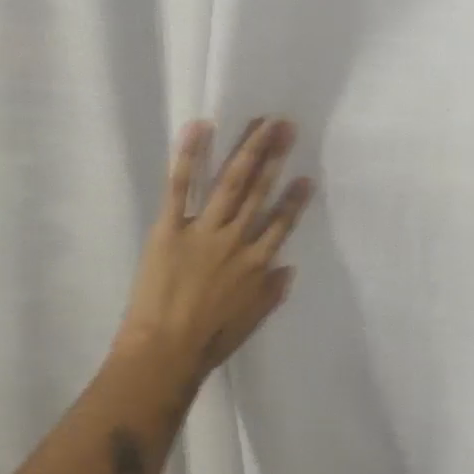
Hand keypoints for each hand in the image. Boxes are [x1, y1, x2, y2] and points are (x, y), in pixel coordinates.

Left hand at [113, 117, 312, 392]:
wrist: (166, 350)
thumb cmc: (210, 341)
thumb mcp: (252, 320)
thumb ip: (272, 292)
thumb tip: (288, 267)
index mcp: (258, 264)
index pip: (281, 224)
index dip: (295, 200)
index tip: (307, 177)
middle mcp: (236, 240)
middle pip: (258, 192)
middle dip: (273, 157)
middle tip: (285, 126)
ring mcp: (204, 231)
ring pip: (230, 183)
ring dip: (247, 150)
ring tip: (261, 124)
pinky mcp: (170, 228)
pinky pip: (180, 187)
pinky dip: (189, 156)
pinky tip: (200, 128)